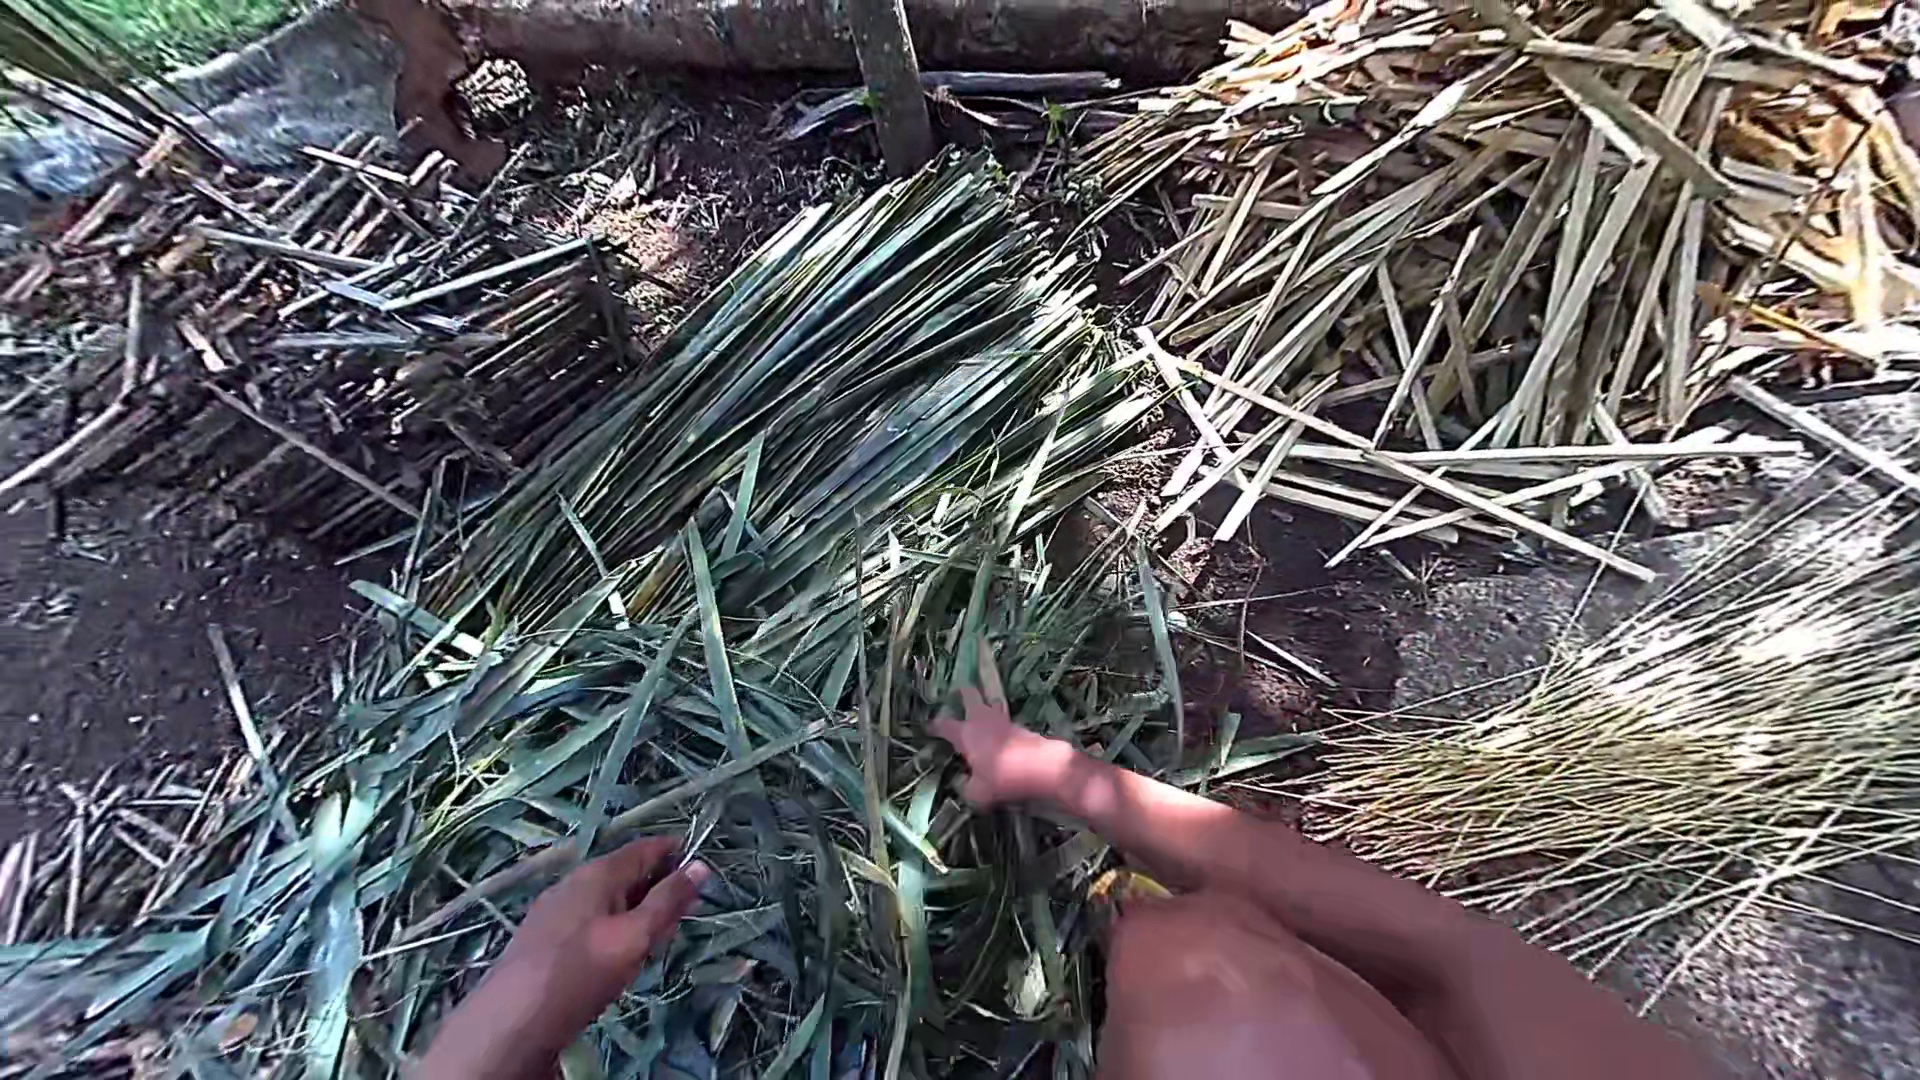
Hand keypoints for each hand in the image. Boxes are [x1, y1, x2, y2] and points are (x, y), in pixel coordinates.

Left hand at [415, 836, 709, 1079]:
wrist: (502, 1034)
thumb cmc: (578, 975)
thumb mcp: (636, 937)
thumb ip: (670, 900)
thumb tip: (701, 865)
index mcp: (599, 871)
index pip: (650, 846)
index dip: (680, 856)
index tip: (698, 882)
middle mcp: (575, 880)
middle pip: (631, 874)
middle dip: (658, 896)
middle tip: (668, 933)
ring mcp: (554, 909)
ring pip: (611, 901)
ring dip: (635, 919)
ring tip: (640, 956)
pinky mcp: (541, 939)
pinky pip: (590, 921)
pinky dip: (610, 933)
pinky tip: (608, 967)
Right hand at [931, 644, 1076, 806]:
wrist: (1044, 767)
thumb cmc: (1004, 777)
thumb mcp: (978, 793)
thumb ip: (966, 787)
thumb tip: (962, 783)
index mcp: (966, 733)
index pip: (944, 724)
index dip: (934, 725)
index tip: (928, 726)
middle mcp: (983, 720)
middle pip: (970, 695)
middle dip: (962, 692)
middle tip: (956, 693)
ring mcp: (1003, 720)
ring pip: (990, 703)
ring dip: (984, 703)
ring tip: (980, 708)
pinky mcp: (1020, 726)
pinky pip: (1004, 719)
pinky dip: (999, 721)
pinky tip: (999, 732)